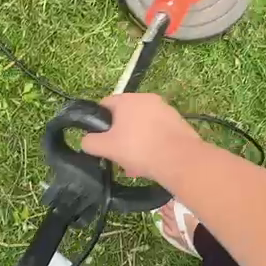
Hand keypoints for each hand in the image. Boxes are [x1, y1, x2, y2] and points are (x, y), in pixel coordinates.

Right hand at [80, 93, 205, 181]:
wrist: (179, 159)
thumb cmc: (138, 149)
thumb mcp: (106, 148)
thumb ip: (90, 142)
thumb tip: (86, 141)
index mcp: (127, 99)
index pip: (105, 104)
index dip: (98, 122)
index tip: (99, 140)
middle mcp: (147, 99)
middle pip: (125, 117)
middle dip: (119, 137)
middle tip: (117, 156)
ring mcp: (165, 109)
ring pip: (142, 127)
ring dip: (135, 143)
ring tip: (134, 166)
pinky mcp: (178, 122)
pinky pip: (157, 132)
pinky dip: (152, 145)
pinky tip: (150, 163)